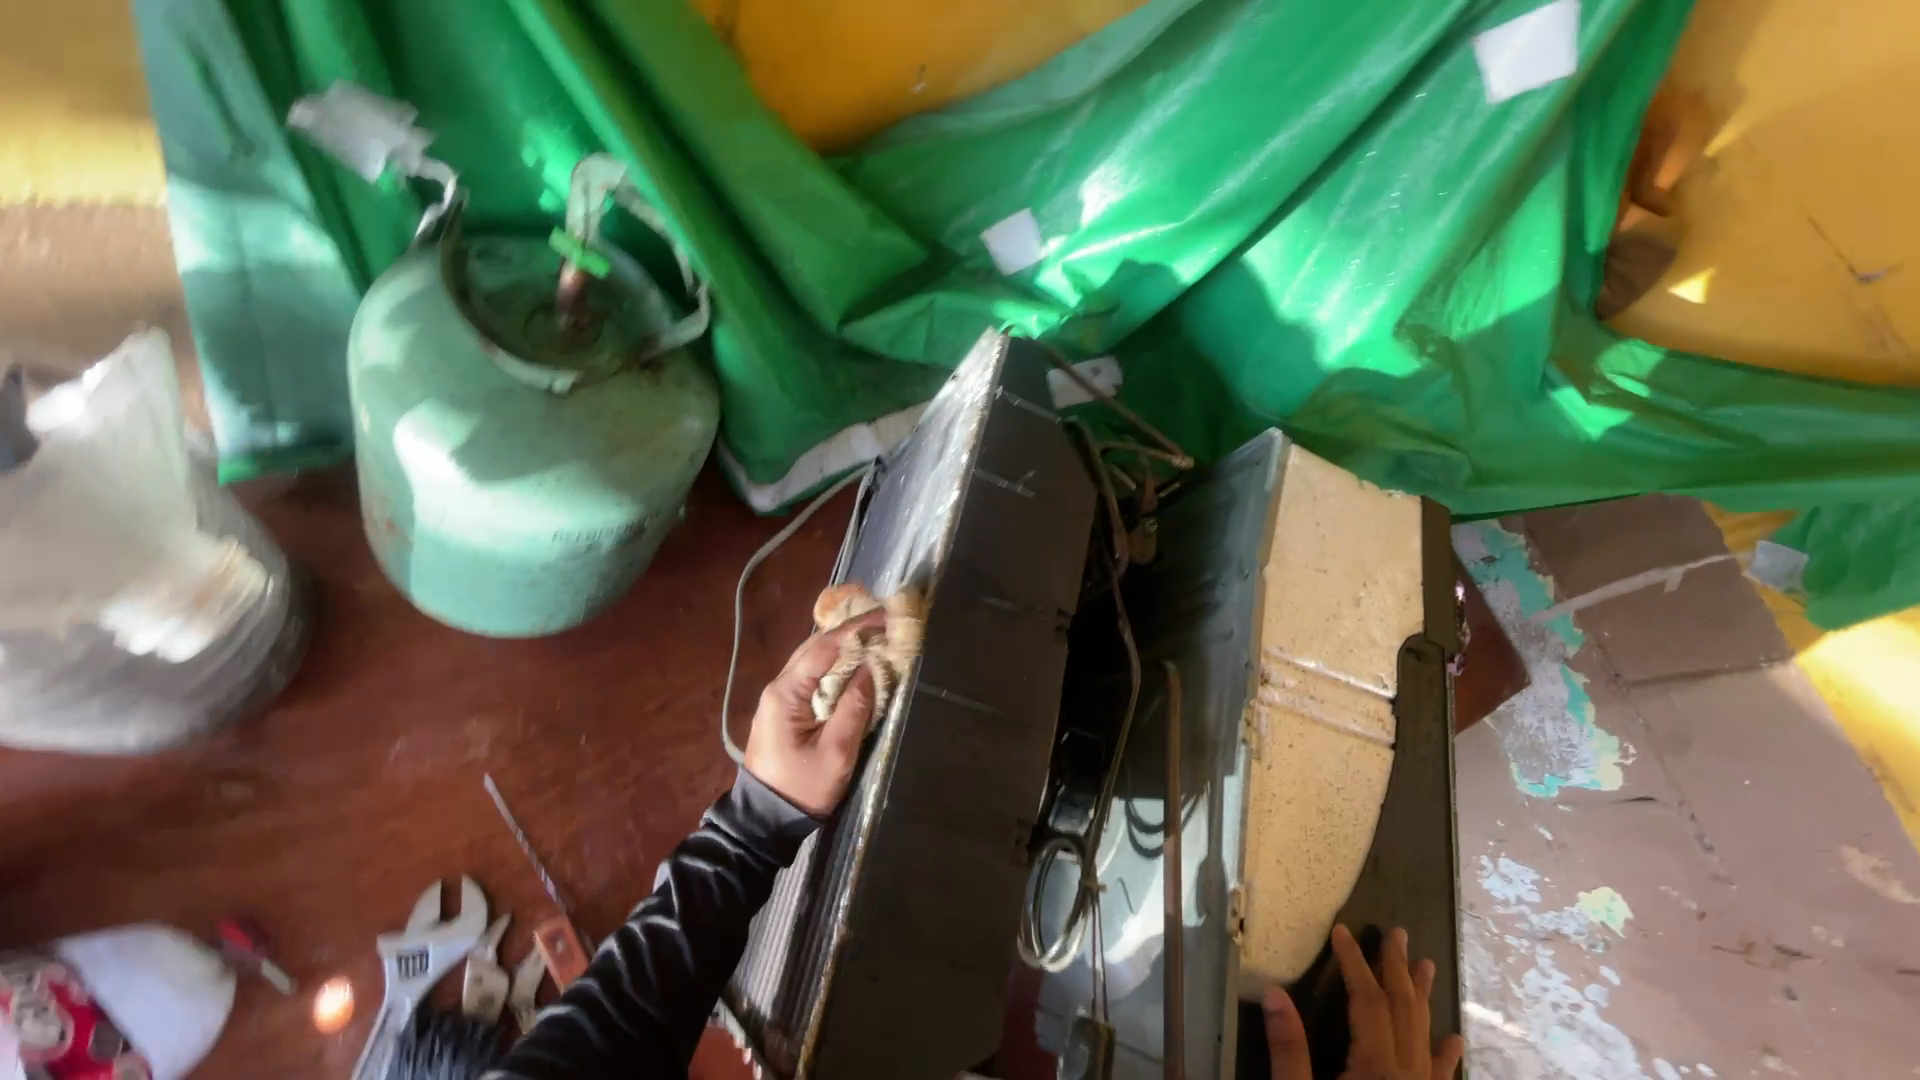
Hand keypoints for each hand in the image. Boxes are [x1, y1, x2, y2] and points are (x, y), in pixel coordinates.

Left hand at [742, 610, 885, 816]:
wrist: (766, 820)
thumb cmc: (802, 787)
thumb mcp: (836, 752)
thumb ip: (855, 707)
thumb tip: (873, 668)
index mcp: (786, 693)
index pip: (823, 648)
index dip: (856, 630)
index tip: (885, 618)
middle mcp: (779, 687)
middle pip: (816, 648)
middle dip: (851, 633)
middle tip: (886, 624)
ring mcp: (779, 697)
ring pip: (814, 660)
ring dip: (844, 647)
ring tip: (876, 638)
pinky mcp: (786, 709)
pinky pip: (813, 676)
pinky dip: (836, 665)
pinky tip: (856, 664)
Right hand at [1263, 925, 1464, 1079]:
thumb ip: (1289, 1052)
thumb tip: (1275, 994)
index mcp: (1374, 1071)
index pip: (1367, 1002)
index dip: (1354, 963)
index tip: (1342, 931)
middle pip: (1405, 1013)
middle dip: (1397, 971)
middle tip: (1397, 933)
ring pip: (1427, 1039)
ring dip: (1424, 1000)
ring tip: (1425, 965)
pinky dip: (1446, 1055)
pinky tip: (1453, 1040)